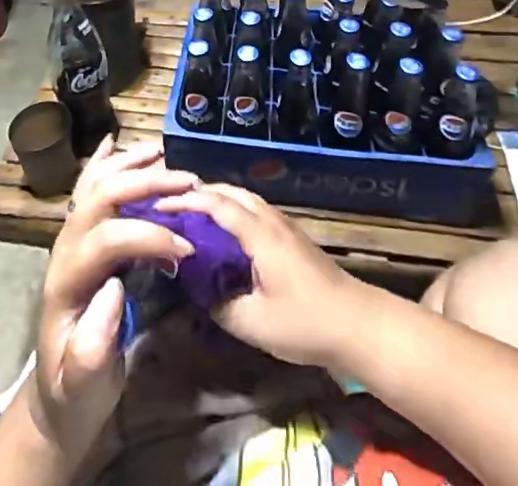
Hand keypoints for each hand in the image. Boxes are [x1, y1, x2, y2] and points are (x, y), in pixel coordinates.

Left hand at [32, 139, 199, 455]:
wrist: (57, 395)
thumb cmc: (75, 393)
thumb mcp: (83, 386)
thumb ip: (93, 345)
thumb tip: (114, 288)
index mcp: (66, 283)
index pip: (106, 238)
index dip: (148, 236)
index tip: (187, 249)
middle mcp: (64, 251)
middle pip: (99, 199)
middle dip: (144, 184)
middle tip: (188, 182)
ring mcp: (70, 240)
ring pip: (92, 186)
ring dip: (127, 164)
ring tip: (161, 152)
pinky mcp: (80, 239)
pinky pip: (86, 191)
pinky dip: (101, 163)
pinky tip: (113, 142)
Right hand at [153, 184, 376, 369]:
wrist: (359, 325)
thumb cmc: (306, 323)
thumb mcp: (254, 324)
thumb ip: (220, 306)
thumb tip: (197, 292)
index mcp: (261, 235)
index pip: (218, 205)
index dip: (187, 201)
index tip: (159, 205)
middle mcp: (272, 222)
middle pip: (233, 192)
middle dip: (201, 192)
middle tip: (172, 203)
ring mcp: (286, 227)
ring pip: (247, 199)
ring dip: (219, 199)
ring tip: (192, 213)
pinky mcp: (293, 238)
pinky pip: (256, 211)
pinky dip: (233, 210)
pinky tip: (224, 232)